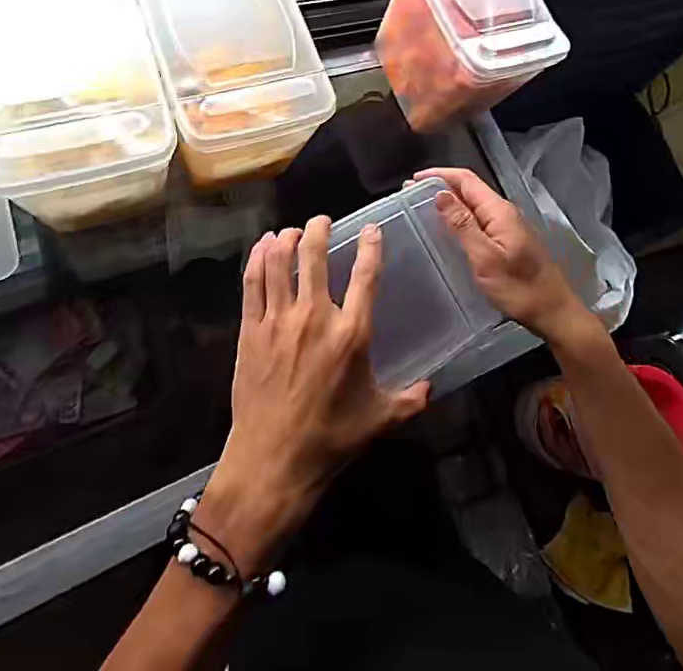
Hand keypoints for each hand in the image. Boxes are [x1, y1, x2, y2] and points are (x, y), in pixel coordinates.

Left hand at [203, 218, 429, 572]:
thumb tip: (431, 387)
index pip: (365, 276)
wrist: (273, 462)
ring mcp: (278, 322)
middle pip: (314, 257)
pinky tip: (263, 248)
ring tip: (291, 231)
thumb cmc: (331, 439)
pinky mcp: (250, 332)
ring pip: (280, 264)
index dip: (370, 246)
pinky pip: (253, 284)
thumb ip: (409, 398)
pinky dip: (258, 260)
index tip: (371, 229)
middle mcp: (315, 318)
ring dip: (286, 239)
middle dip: (318, 230)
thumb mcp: (380, 419)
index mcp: (352, 334)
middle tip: (321, 221)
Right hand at [416, 167, 598, 347]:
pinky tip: (447, 230)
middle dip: (441, 187)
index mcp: (499, 211)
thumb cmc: (519, 288)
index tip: (413, 180)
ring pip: (474, 205)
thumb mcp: (485, 258)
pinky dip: (460, 218)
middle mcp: (505, 213)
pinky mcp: (508, 240)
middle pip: (470, 189)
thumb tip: (441, 195)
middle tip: (412, 195)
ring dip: (450, 202)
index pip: (467, 180)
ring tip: (423, 209)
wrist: (552, 311)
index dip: (439, 175)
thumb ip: (463, 225)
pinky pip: (479, 220)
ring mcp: (508, 226)